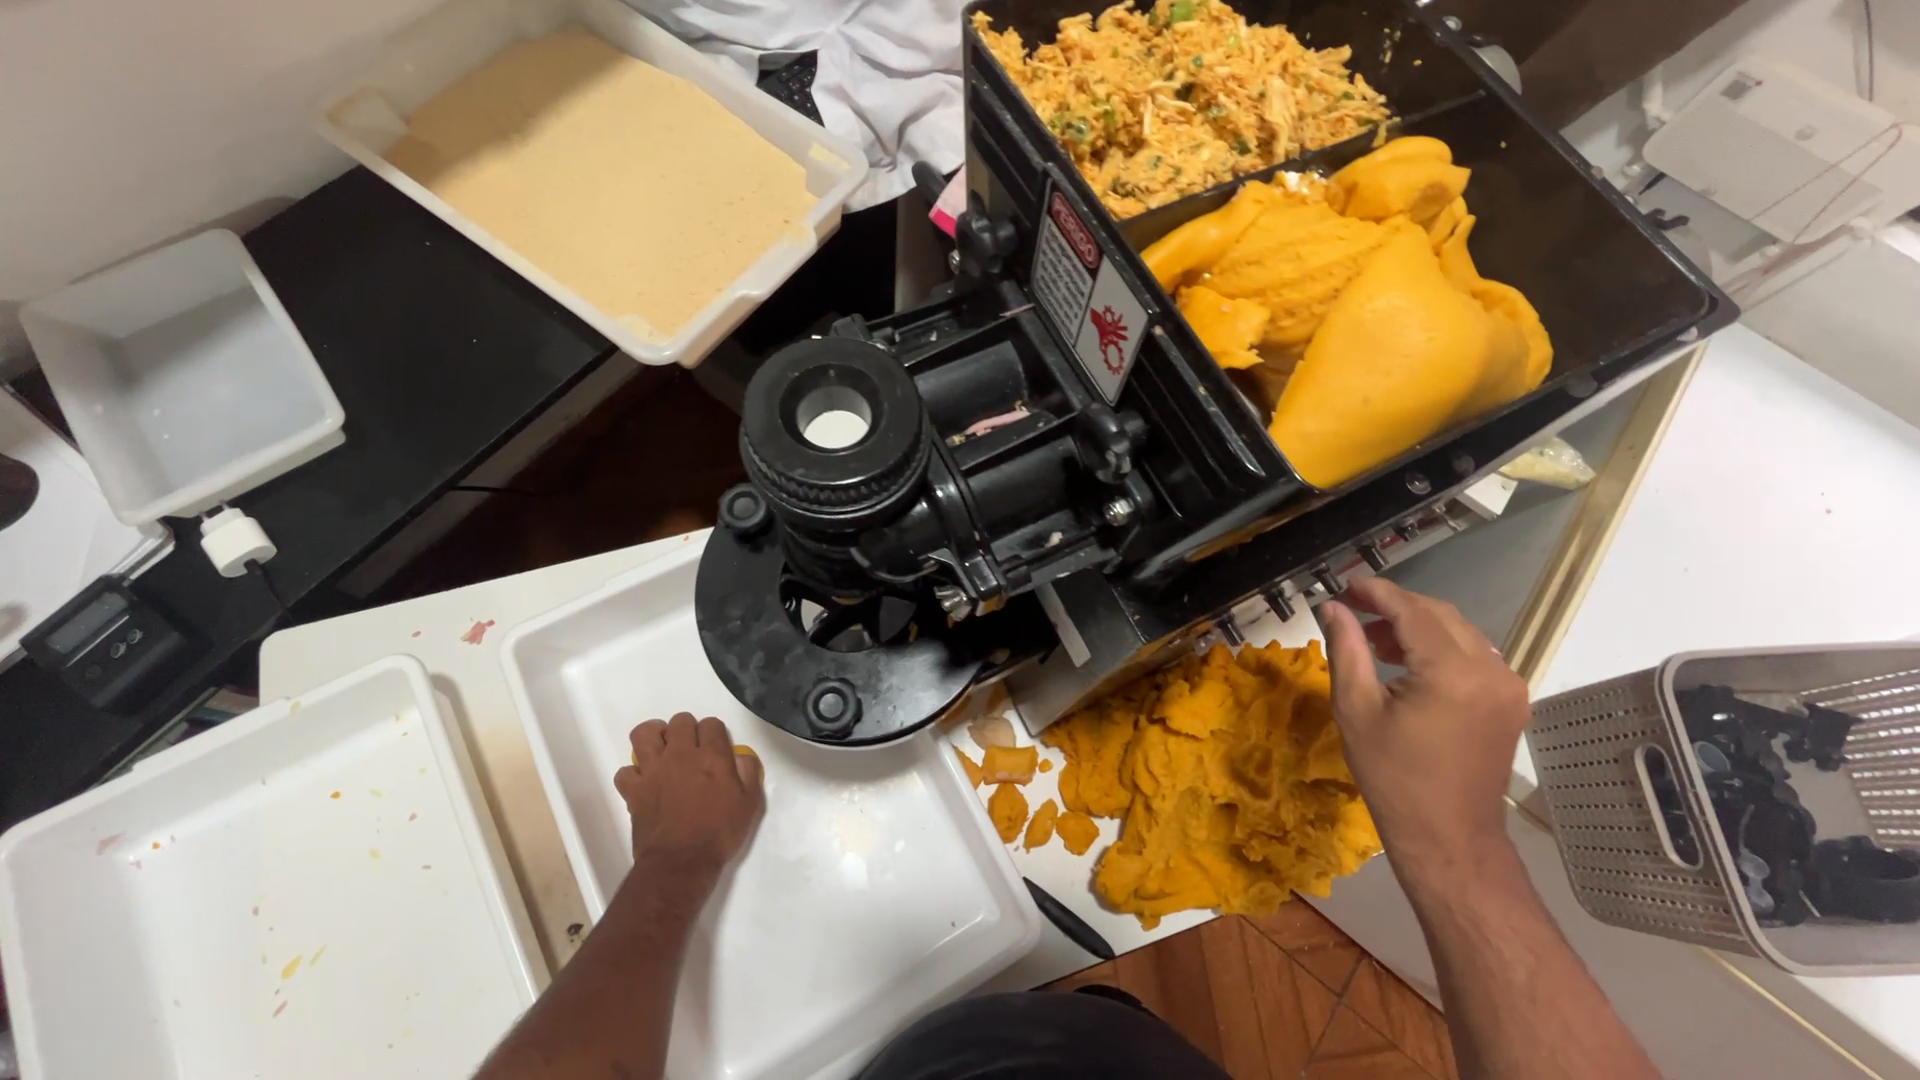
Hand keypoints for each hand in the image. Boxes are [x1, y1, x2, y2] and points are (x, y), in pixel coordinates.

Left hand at [614, 713, 765, 893]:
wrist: (682, 863)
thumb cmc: (720, 833)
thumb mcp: (750, 804)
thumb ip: (749, 773)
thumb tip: (741, 756)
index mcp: (712, 756)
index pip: (712, 724)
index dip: (715, 733)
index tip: (717, 749)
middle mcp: (681, 755)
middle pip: (680, 721)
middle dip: (688, 730)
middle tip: (692, 749)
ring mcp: (653, 770)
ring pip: (644, 734)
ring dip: (654, 737)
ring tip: (663, 750)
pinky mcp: (633, 790)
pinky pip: (625, 771)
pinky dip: (633, 774)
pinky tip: (644, 783)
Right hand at [1319, 577, 1529, 875]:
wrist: (1448, 836)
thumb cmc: (1392, 777)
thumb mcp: (1356, 709)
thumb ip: (1346, 649)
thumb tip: (1332, 608)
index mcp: (1451, 672)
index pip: (1412, 611)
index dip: (1377, 593)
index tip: (1345, 587)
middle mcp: (1490, 670)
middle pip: (1440, 615)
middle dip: (1396, 607)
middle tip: (1353, 611)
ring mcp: (1508, 686)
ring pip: (1461, 632)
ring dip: (1418, 627)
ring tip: (1376, 641)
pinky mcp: (1511, 702)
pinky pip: (1475, 656)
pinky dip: (1441, 648)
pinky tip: (1410, 664)